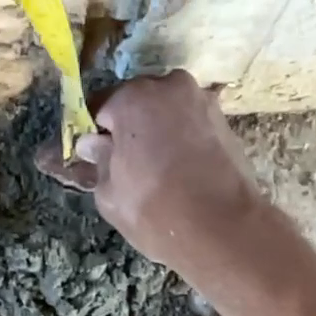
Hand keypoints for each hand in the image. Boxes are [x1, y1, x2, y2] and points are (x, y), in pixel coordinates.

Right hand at [38, 70, 265, 270]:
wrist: (222, 229)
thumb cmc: (155, 211)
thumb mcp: (110, 194)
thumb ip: (97, 162)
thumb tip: (91, 145)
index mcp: (134, 97)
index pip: (99, 107)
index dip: (92, 134)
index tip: (92, 158)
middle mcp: (170, 86)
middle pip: (136, 105)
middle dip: (128, 131)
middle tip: (125, 169)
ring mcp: (202, 102)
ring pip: (166, 115)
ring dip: (155, 136)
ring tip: (155, 175)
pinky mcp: (224, 123)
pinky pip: (189, 128)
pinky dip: (180, 144)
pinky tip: (178, 174)